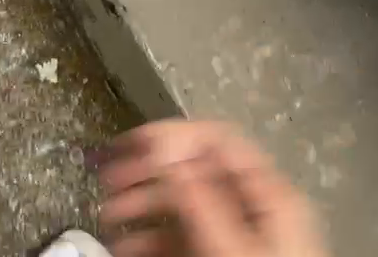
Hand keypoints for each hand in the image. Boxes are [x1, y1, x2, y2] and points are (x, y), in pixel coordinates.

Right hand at [96, 121, 325, 256]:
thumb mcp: (232, 247)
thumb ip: (199, 198)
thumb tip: (163, 149)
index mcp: (269, 194)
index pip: (218, 139)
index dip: (174, 134)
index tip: (135, 141)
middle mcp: (253, 206)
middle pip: (192, 169)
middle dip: (145, 171)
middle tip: (110, 177)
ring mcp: (237, 233)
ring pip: (181, 203)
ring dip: (139, 204)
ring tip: (108, 214)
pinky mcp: (221, 253)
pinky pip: (181, 233)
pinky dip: (150, 236)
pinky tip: (125, 244)